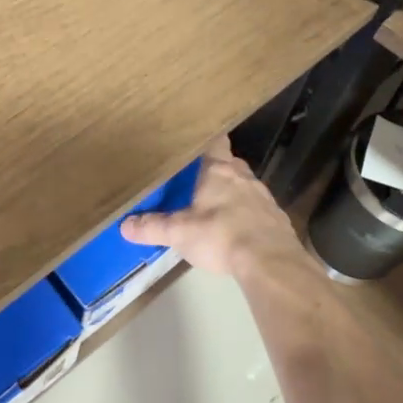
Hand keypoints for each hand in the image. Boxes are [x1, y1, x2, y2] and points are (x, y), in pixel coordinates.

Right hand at [120, 136, 312, 288]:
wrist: (271, 262)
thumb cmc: (221, 235)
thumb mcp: (179, 233)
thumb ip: (152, 227)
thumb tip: (125, 225)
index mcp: (219, 171)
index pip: (215, 143)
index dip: (207, 140)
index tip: (196, 141)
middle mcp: (244, 178)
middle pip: (231, 164)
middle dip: (217, 169)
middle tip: (198, 179)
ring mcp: (264, 198)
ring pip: (246, 187)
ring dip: (234, 193)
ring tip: (217, 207)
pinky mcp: (278, 220)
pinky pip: (259, 211)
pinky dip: (249, 216)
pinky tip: (239, 231)